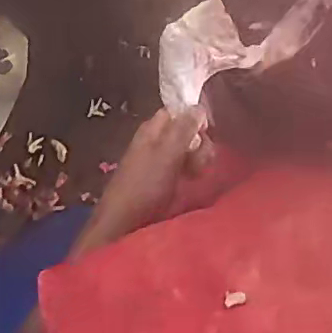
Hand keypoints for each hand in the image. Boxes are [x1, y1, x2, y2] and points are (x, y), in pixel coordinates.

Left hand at [78, 109, 212, 252]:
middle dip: (199, 142)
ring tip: (198, 174)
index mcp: (152, 129)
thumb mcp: (166, 154)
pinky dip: (191, 171)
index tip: (208, 131)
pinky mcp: (162, 180)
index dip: (194, 117)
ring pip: (187, 149)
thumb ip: (183, 129)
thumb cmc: (144, 186)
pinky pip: (183, 167)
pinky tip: (194, 181)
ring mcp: (158, 161)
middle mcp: (155, 141)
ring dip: (198, 158)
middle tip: (201, 159)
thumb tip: (198, 106)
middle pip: (185, 130)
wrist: (123, 226)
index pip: (178, 111)